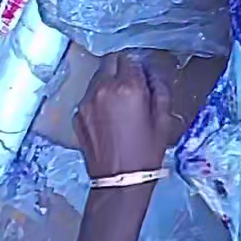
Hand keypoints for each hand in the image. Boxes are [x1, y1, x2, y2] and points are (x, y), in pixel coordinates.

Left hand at [73, 54, 182, 179]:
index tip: (144, 78)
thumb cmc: (146, 151)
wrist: (119, 180)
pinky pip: (90, 97)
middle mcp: (103, 89)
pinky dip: (99, 99)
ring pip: (97, 78)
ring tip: (120, 103)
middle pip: (110, 62)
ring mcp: (86, 101)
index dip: (139, 67)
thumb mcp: (163, 119)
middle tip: (132, 85)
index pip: (130, 60)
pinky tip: (108, 117)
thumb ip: (159, 89)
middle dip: (121, 69)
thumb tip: (151, 74)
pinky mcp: (77, 114)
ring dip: (109, 82)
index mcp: (127, 87)